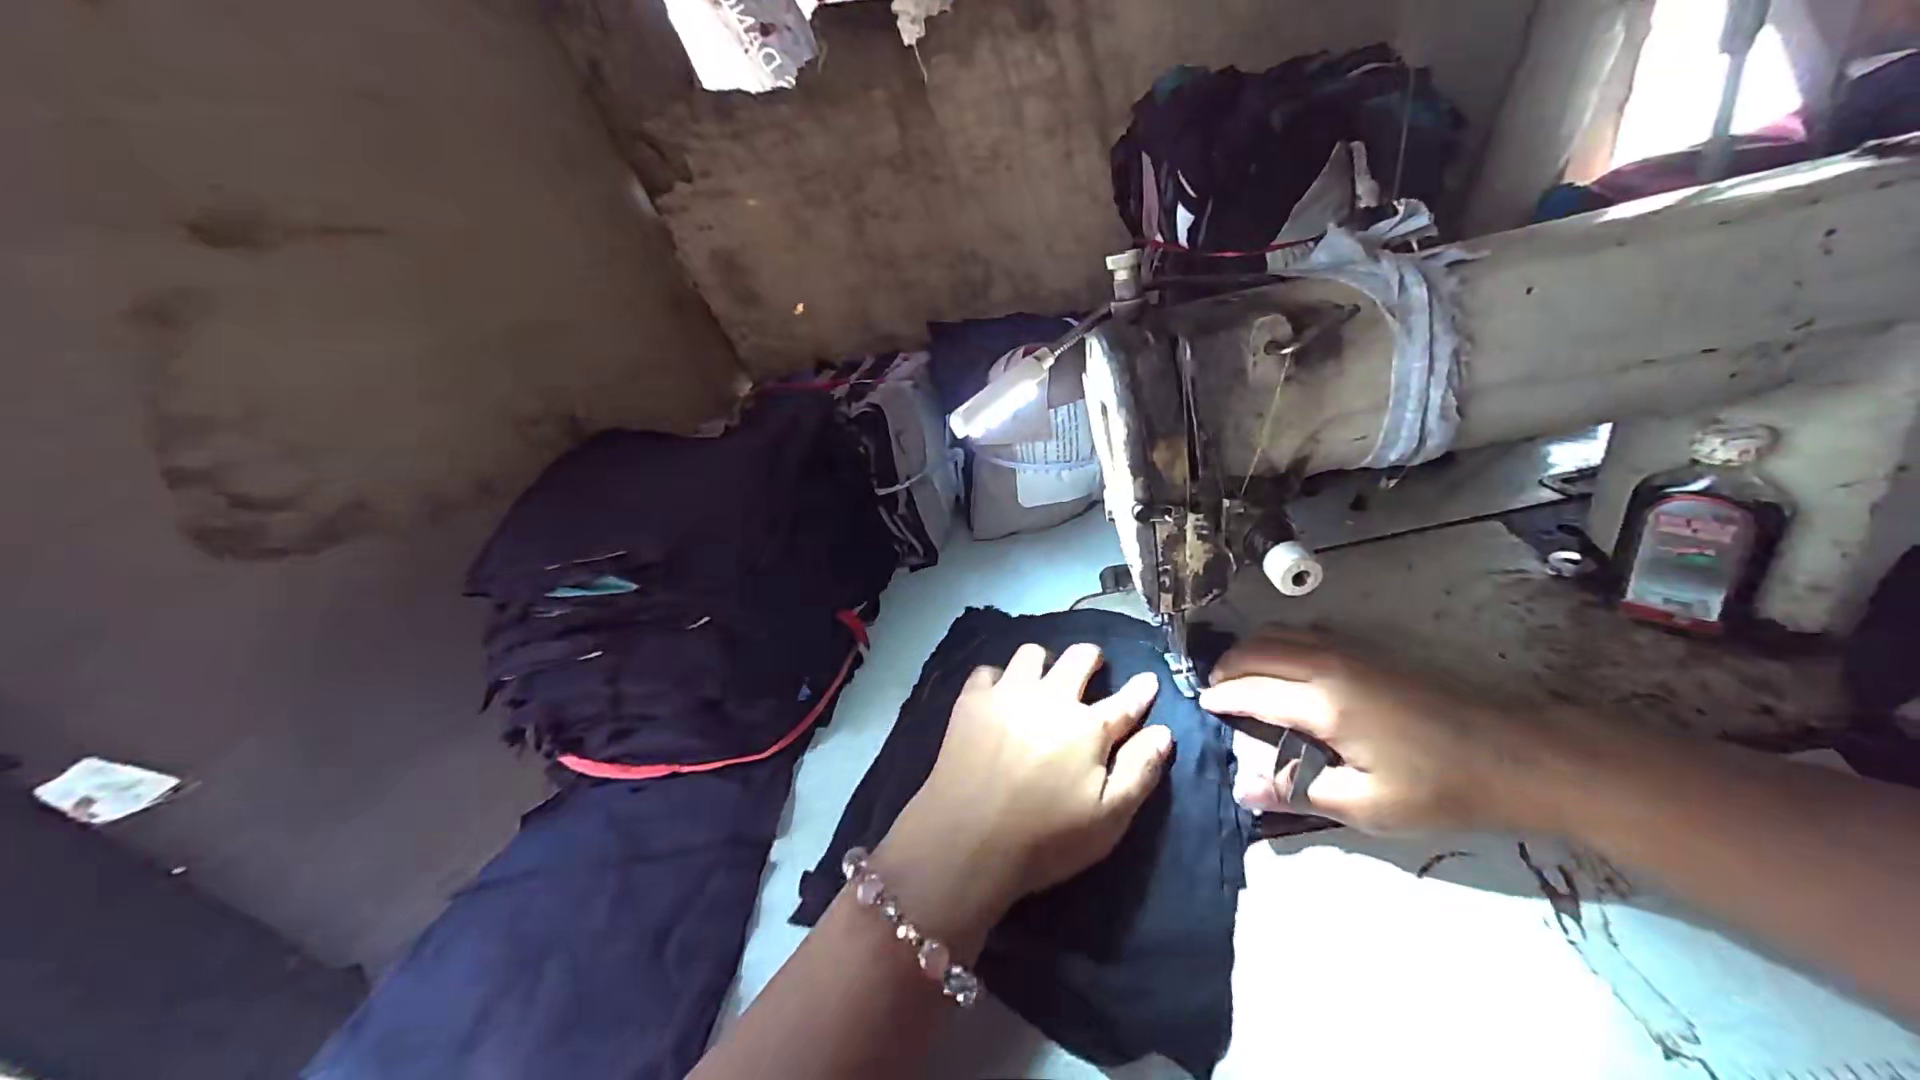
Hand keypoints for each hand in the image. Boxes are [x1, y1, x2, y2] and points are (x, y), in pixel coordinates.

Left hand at [876, 644, 1172, 937]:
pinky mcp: (971, 700)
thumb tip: (1163, 732)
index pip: (1126, 700)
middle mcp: (1051, 698)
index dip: (1142, 689)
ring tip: (1042, 681)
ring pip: (1032, 653)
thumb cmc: (1045, 839)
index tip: (1148, 680)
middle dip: (1091, 658)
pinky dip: (998, 679)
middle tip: (1091, 670)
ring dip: (1044, 663)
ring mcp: (1007, 694)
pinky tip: (999, 696)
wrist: (965, 841)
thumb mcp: (1108, 819)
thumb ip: (1139, 771)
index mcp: (1089, 728)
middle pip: (1079, 657)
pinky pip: (988, 670)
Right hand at [1200, 631, 1561, 834]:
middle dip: (1226, 668)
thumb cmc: (1441, 787)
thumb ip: (1298, 791)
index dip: (1220, 698)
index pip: (1249, 690)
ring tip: (1238, 679)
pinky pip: (1302, 633)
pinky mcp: (1368, 648)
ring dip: (1250, 651)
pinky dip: (1275, 644)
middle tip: (1213, 694)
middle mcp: (1328, 663)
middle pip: (1256, 650)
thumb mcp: (1368, 806)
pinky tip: (1280, 668)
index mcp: (1323, 702)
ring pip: (1277, 633)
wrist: (1520, 754)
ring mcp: (1350, 649)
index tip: (1200, 709)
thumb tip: (1242, 789)